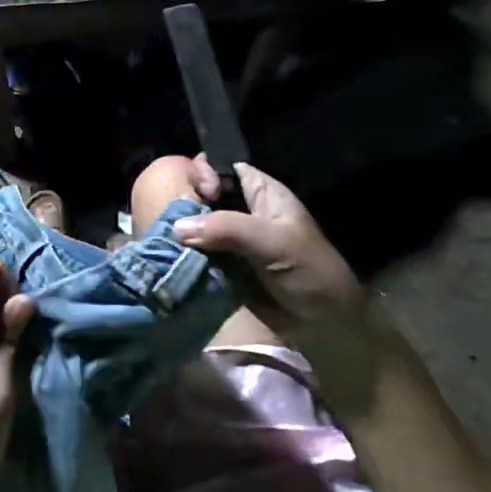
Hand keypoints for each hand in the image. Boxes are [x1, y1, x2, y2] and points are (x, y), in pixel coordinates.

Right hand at [173, 156, 367, 329]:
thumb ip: (227, 229)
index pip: (225, 166)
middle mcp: (243, 211)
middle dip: (185, 205)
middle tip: (171, 222)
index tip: (198, 194)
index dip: (205, 171)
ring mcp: (232, 242)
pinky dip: (184, 260)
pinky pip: (197, 257)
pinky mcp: (224, 269)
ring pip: (197, 228)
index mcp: (261, 193)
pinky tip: (170, 262)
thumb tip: (176, 227)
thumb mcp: (273, 243)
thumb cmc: (309, 272)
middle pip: (204, 196)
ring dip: (181, 236)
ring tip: (165, 244)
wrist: (325, 325)